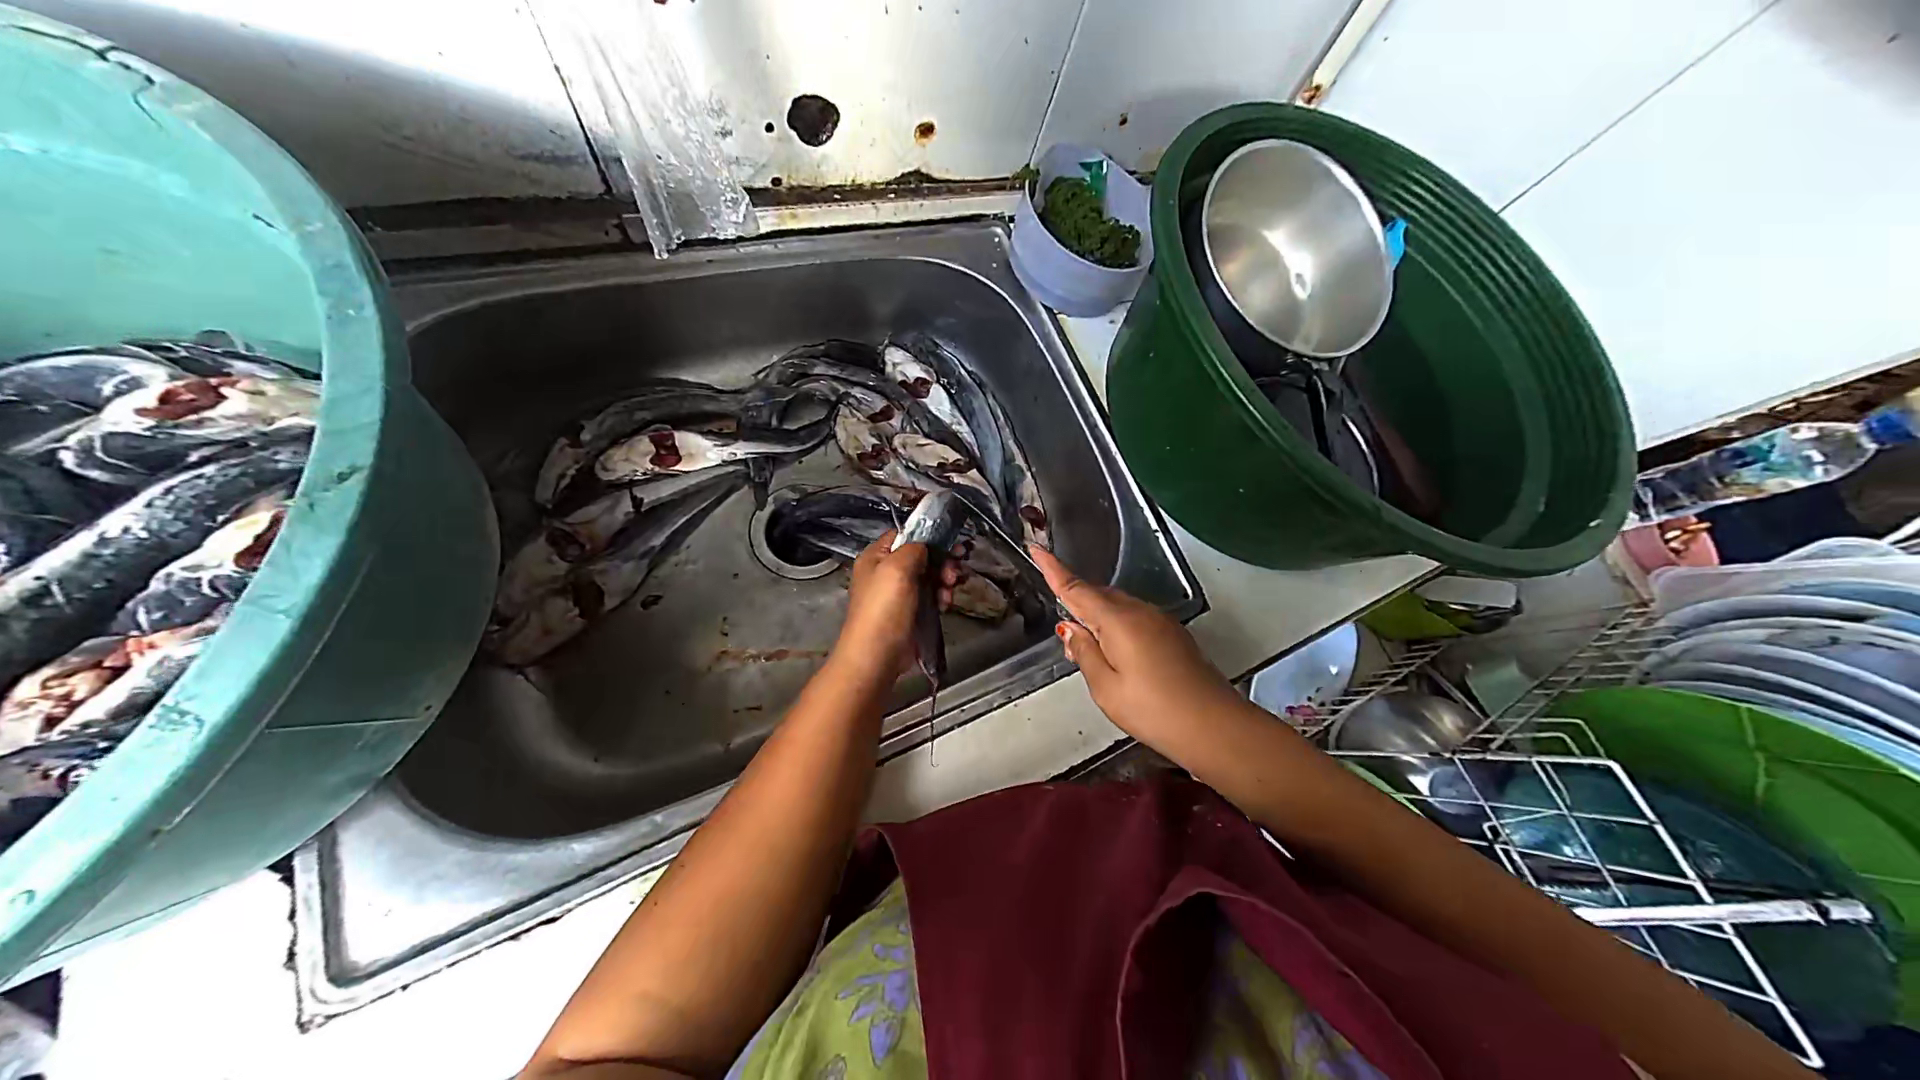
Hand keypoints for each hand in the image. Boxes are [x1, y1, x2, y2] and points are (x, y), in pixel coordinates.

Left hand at [833, 532, 957, 681]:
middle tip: (955, 568)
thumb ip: (914, 548)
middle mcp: (885, 572)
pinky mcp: (910, 612)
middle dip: (942, 560)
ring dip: (944, 579)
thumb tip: (926, 545)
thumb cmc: (883, 610)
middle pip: (921, 556)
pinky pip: (930, 596)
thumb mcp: (897, 568)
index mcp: (876, 557)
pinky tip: (945, 602)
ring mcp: (898, 593)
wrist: (877, 656)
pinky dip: (940, 596)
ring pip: (929, 576)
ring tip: (950, 588)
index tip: (950, 541)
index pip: (905, 535)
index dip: (928, 536)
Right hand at [1032, 546, 1238, 741]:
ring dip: (1099, 621)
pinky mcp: (1173, 635)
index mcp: (1118, 620)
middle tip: (1066, 637)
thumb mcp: (1105, 687)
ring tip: (1092, 656)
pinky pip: (1135, 620)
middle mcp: (1140, 612)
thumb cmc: (1156, 710)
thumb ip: (1083, 653)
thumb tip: (1070, 629)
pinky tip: (1118, 657)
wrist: (1214, 726)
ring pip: (1118, 608)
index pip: (1076, 588)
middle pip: (1098, 596)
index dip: (1053, 569)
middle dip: (1077, 605)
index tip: (1036, 549)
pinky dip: (1118, 629)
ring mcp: (1160, 621)